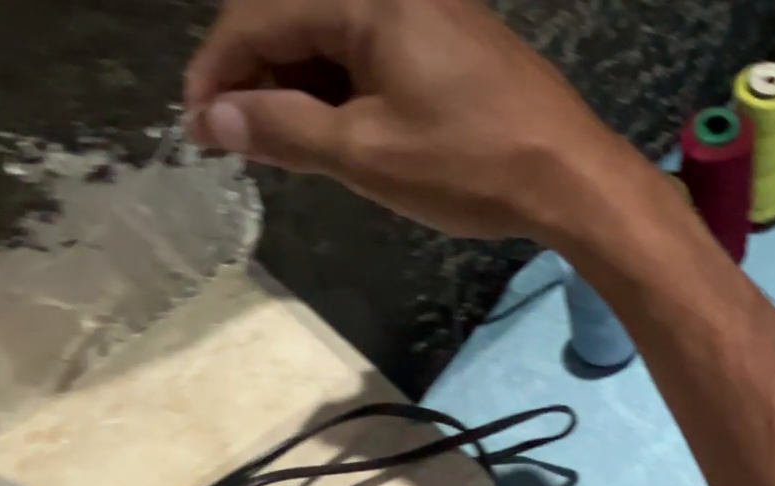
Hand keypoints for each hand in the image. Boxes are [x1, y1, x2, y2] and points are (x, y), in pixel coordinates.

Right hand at [183, 0, 650, 242]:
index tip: (199, 130)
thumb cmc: (471, 165)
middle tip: (244, 143)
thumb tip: (215, 120)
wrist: (575, 179)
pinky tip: (348, 134)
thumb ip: (284, 130)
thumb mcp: (367, 154)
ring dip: (306, 92)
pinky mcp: (460, 45)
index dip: (217, 75)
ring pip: (341, 43)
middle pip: (297, 23)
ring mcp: (433, 15)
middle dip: (261, 83)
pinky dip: (353, 94)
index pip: (256, 19)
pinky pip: (383, 58)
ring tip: (292, 148)